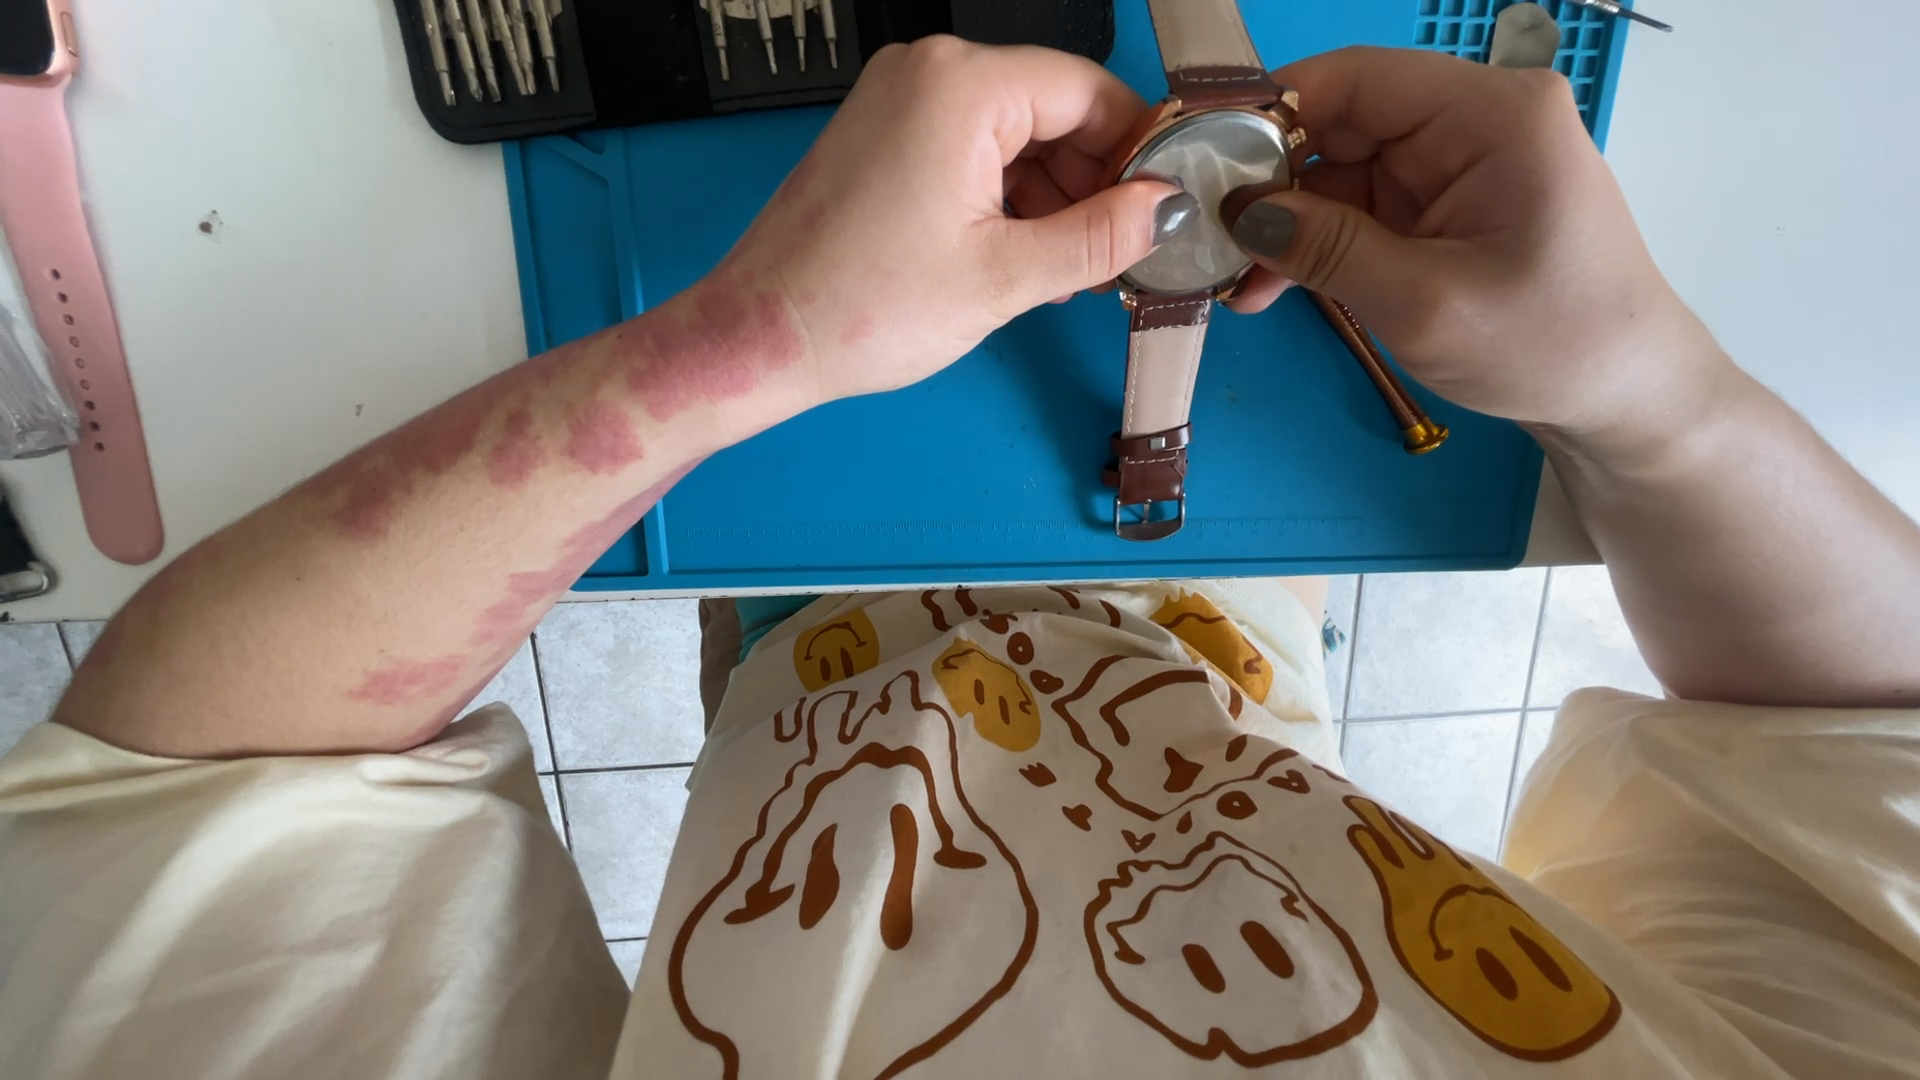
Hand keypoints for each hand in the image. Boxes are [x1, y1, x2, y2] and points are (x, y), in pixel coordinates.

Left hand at [689, 37, 1191, 413]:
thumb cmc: (870, 308)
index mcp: (962, 87)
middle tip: (1110, 256)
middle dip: (1089, 184)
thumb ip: (1096, 238)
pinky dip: (1002, 201)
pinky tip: (1016, 256)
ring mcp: (897, 106)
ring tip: (1064, 272)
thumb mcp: (1002, 278)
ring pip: (1010, 138)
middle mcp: (926, 75)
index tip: (1159, 210)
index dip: (1135, 152)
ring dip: (1048, 200)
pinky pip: (967, 156)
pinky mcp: (881, 143)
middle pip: (1049, 111)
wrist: (765, 337)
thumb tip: (1165, 208)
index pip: (1087, 92)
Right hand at [1222, 48, 1725, 441]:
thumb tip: (1241, 213)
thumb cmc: (1540, 342)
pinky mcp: (1430, 216)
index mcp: (1487, 115)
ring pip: (1333, 179)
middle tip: (1204, 238)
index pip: (1357, 80)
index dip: (1271, 109)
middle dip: (1266, 182)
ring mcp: (1445, 174)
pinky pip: (1349, 218)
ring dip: (1279, 230)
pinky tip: (1264, 289)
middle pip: (1337, 128)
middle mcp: (1464, 127)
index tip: (1200, 161)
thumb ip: (1328, 249)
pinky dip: (1306, 251)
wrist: (1612, 393)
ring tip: (1229, 281)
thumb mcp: (1422, 300)